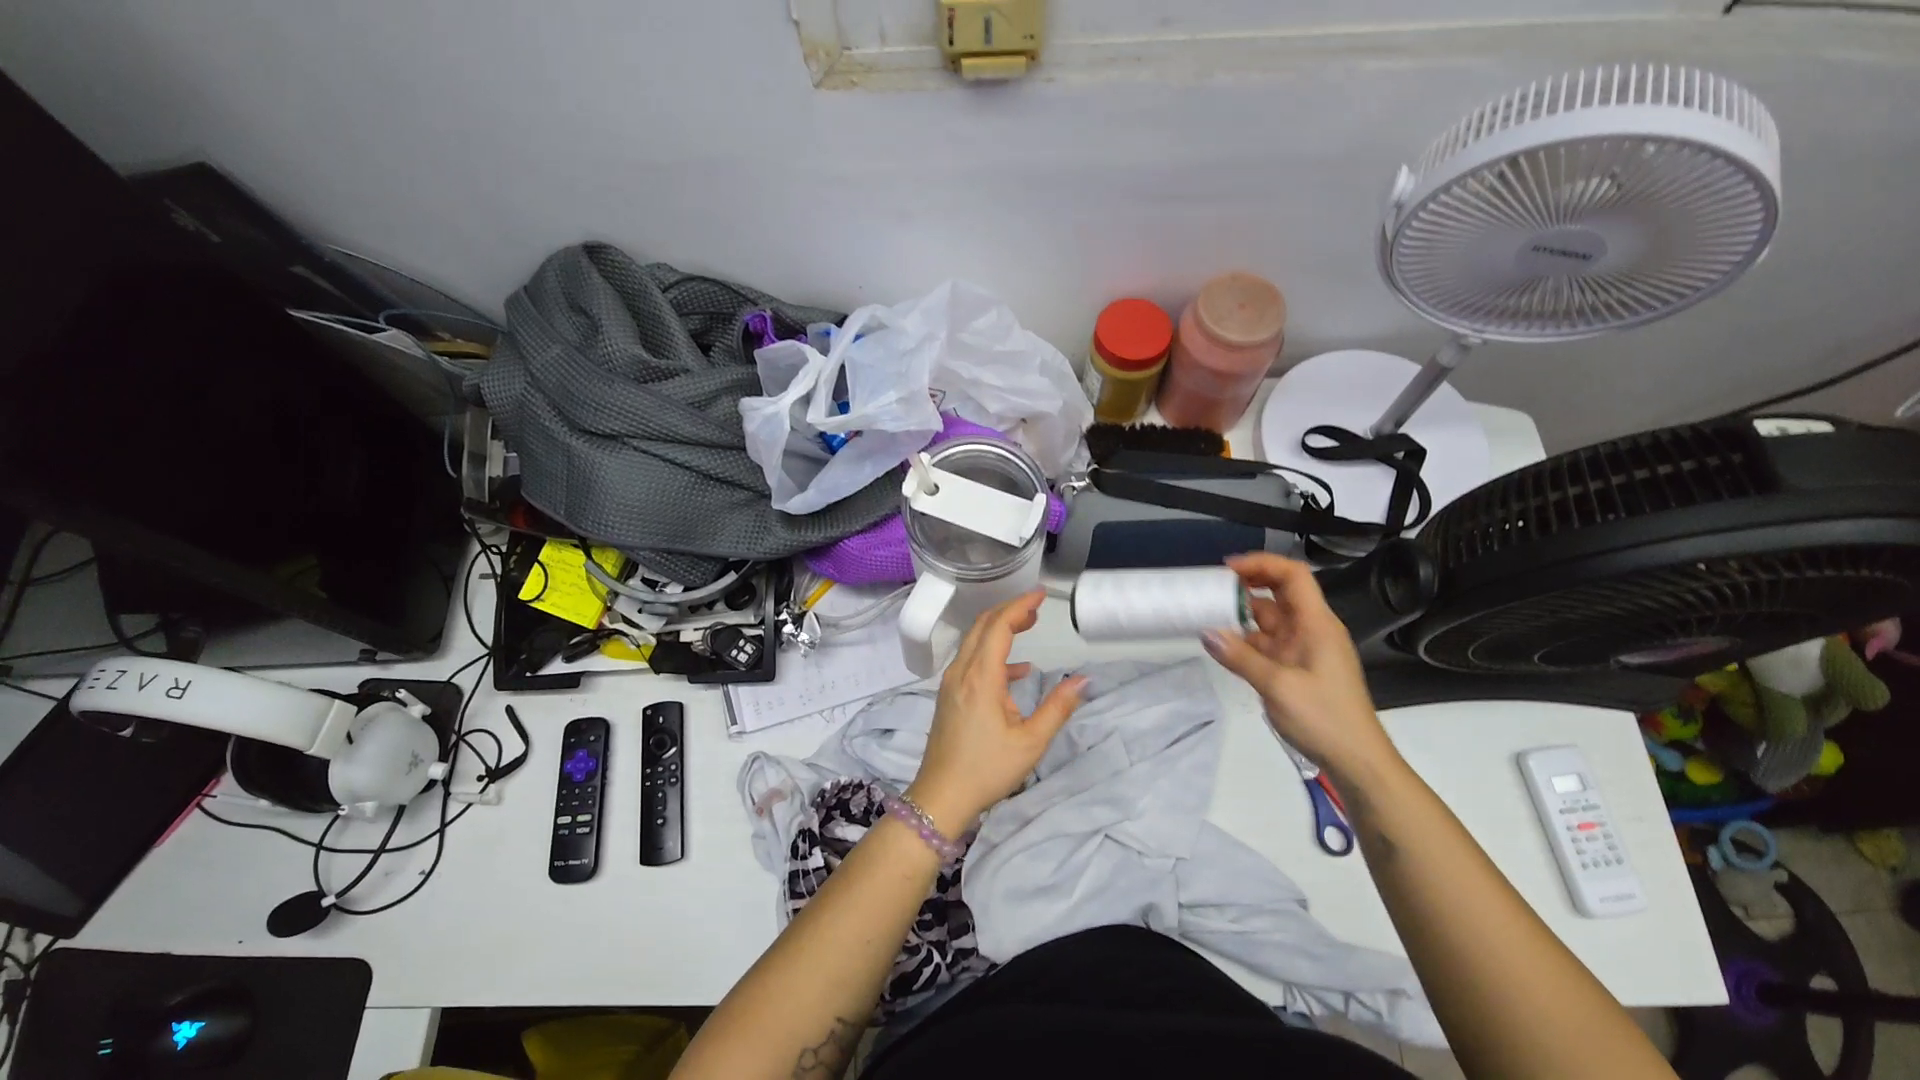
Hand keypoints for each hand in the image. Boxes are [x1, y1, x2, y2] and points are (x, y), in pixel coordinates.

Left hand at [907, 590, 1087, 832]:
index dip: (1020, 606)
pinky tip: (1016, 672)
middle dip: (1009, 611)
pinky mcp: (948, 697)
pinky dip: (992, 653)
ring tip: (1028, 627)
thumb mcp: (1031, 742)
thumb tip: (1082, 679)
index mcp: (981, 678)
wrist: (941, 796)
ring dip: (999, 629)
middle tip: (1037, 607)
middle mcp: (961, 673)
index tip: (1041, 595)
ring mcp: (950, 684)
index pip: (998, 626)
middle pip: (982, 627)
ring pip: (973, 642)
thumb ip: (1058, 707)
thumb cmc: (987, 770)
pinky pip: (969, 661)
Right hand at [1201, 553, 1399, 780]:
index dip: (1262, 564)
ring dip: (1243, 616)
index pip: (1293, 576)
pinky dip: (1247, 641)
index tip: (1228, 570)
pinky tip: (1224, 646)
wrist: (1356, 759)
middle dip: (1248, 586)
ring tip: (1208, 615)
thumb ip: (1240, 658)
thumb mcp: (1277, 686)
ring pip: (1271, 621)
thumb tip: (1206, 632)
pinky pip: (1269, 645)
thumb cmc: (1323, 717)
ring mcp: (1305, 650)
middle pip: (1281, 594)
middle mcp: (1311, 630)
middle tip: (1212, 589)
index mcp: (1316, 624)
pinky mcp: (1298, 669)